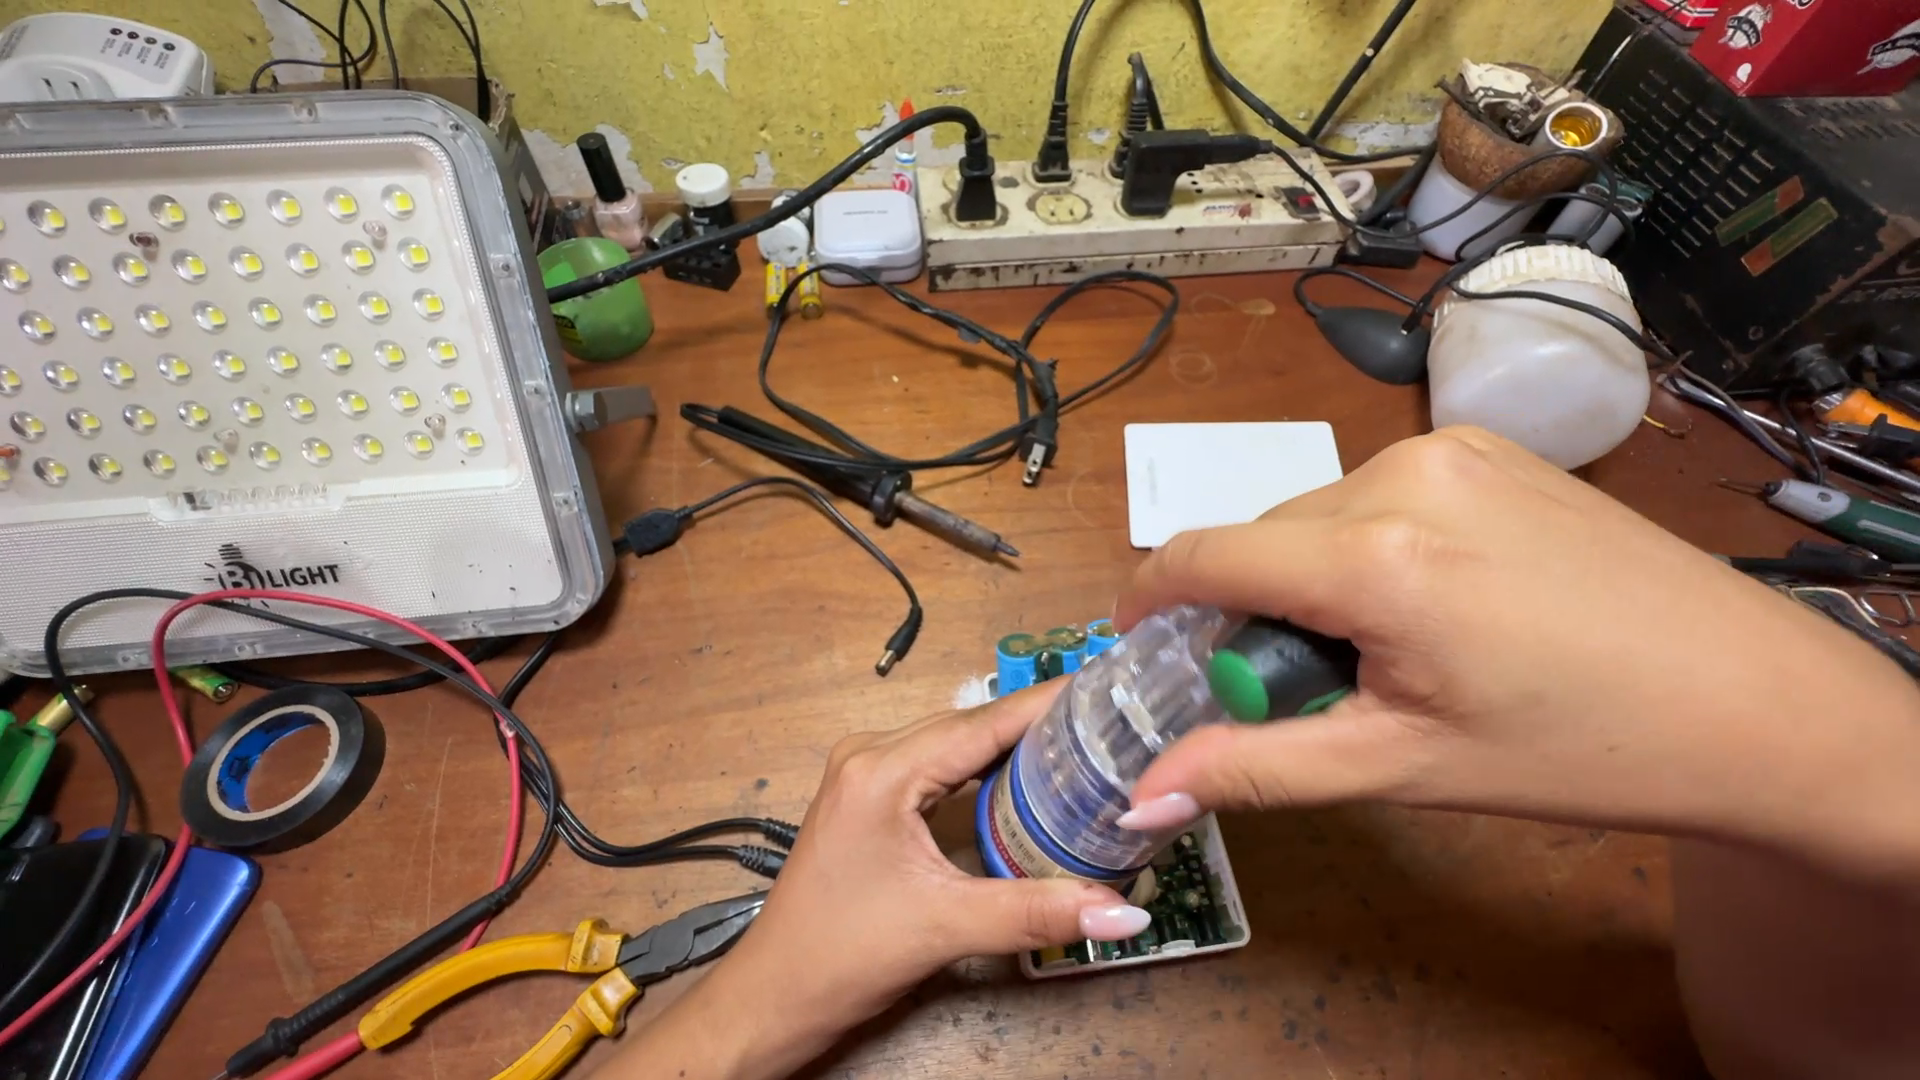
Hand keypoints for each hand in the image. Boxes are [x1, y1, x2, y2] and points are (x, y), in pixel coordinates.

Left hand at [598, 688, 1148, 1079]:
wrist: (774, 994)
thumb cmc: (843, 955)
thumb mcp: (944, 926)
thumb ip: (1037, 912)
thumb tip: (1126, 909)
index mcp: (882, 768)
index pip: (981, 724)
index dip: (1044, 704)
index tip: (1101, 687)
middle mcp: (871, 753)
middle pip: (969, 727)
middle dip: (1035, 722)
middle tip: (1103, 719)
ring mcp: (866, 770)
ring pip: (953, 743)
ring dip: (1008, 742)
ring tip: (1076, 739)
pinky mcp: (870, 793)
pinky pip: (937, 764)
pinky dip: (981, 766)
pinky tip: (1021, 773)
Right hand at [1115, 427, 1919, 886]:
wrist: (1766, 704)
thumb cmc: (1577, 749)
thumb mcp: (1400, 768)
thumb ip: (1255, 770)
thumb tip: (1144, 796)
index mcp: (1375, 558)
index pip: (1203, 555)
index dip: (1149, 596)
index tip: (1137, 637)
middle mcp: (1399, 475)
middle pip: (1258, 538)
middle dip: (1247, 607)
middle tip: (1297, 679)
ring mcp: (1445, 449)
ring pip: (1308, 515)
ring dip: (1302, 578)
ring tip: (1373, 643)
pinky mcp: (1479, 444)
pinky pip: (1364, 493)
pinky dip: (1352, 544)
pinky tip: (1419, 594)